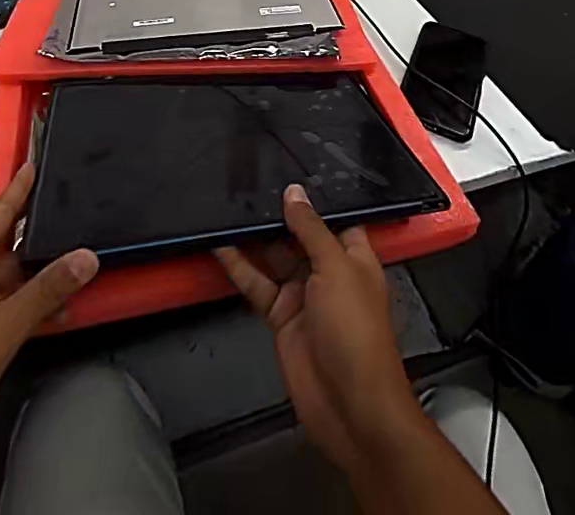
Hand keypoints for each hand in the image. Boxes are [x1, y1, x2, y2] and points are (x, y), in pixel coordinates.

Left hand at [0, 163, 97, 512]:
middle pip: (4, 249)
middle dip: (38, 242)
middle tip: (69, 222)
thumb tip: (82, 258)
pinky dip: (26, 309)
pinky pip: (1, 309)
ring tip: (73, 272)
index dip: (16, 191)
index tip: (32, 167)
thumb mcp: (0, 331)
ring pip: (6, 282)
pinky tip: (52, 314)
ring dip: (37, 282)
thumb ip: (45, 292)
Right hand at [214, 184, 420, 474]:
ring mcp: (301, 293)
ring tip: (227, 204)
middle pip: (297, 234)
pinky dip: (238, 265)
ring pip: (272, 256)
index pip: (333, 218)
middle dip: (275, 212)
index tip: (286, 167)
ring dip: (252, 235)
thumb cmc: (355, 331)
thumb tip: (294, 191)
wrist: (349, 406)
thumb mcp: (337, 270)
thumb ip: (311, 229)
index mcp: (353, 258)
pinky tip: (219, 244)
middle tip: (245, 180)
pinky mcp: (278, 314)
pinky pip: (255, 282)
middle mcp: (327, 271)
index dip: (313, 197)